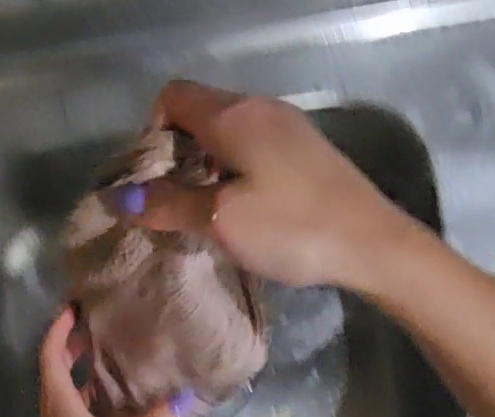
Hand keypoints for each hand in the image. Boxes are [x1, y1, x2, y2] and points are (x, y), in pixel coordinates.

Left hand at [26, 308, 191, 416]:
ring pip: (68, 394)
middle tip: (98, 329)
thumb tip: (190, 398)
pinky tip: (116, 405)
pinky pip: (78, 414)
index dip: (59, 329)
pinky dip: (93, 401)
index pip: (51, 354)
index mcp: (59, 402)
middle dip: (73, 347)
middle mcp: (55, 413)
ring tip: (113, 359)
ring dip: (84, 375)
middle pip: (57, 370)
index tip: (74, 308)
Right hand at [119, 80, 425, 291]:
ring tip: (204, 213)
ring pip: (227, 133)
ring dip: (205, 166)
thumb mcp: (221, 220)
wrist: (371, 243)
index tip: (153, 181)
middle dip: (176, 153)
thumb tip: (123, 197)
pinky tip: (242, 211)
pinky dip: (234, 171)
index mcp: (233, 114)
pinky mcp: (306, 151)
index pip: (172, 96)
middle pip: (200, 112)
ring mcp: (288, 127)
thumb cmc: (291, 228)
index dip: (151, 133)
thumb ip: (170, 204)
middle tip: (172, 204)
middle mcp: (260, 107)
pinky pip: (253, 148)